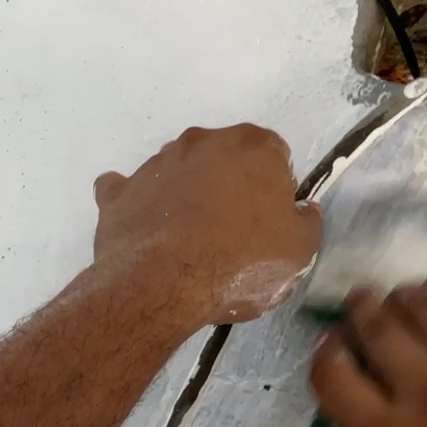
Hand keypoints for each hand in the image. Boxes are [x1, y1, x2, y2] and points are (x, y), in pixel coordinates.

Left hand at [93, 125, 322, 324]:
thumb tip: (304, 211)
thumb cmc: (241, 265)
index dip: (273, 191)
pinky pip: (126, 189)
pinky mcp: (119, 191)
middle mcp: (203, 142)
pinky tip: (141, 227)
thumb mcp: (298, 253)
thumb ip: (307, 224)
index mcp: (254, 146)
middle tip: (229, 234)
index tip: (267, 224)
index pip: (274, 157)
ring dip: (183, 196)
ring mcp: (156, 163)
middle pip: (222, 160)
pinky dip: (133, 203)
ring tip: (185, 242)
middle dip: (227, 188)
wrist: (163, 284)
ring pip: (177, 172)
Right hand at [309, 276, 426, 426]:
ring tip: (408, 302)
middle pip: (374, 326)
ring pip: (421, 298)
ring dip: (405, 295)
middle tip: (363, 304)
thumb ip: (374, 426)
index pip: (333, 376)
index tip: (334, 342)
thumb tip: (350, 366)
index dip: (325, 351)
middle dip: (360, 307)